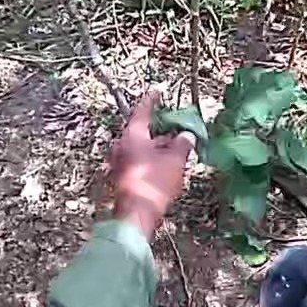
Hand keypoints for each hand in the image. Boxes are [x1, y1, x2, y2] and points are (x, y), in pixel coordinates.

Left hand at [109, 90, 195, 236]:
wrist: (136, 214)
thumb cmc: (155, 182)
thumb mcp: (174, 160)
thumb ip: (182, 144)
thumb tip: (187, 136)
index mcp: (132, 136)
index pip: (142, 111)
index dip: (152, 101)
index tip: (158, 92)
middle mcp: (121, 146)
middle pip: (142, 131)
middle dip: (161, 129)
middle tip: (177, 126)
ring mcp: (120, 162)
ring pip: (142, 147)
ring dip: (158, 146)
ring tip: (177, 148)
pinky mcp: (123, 176)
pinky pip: (140, 160)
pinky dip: (152, 158)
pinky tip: (167, 164)